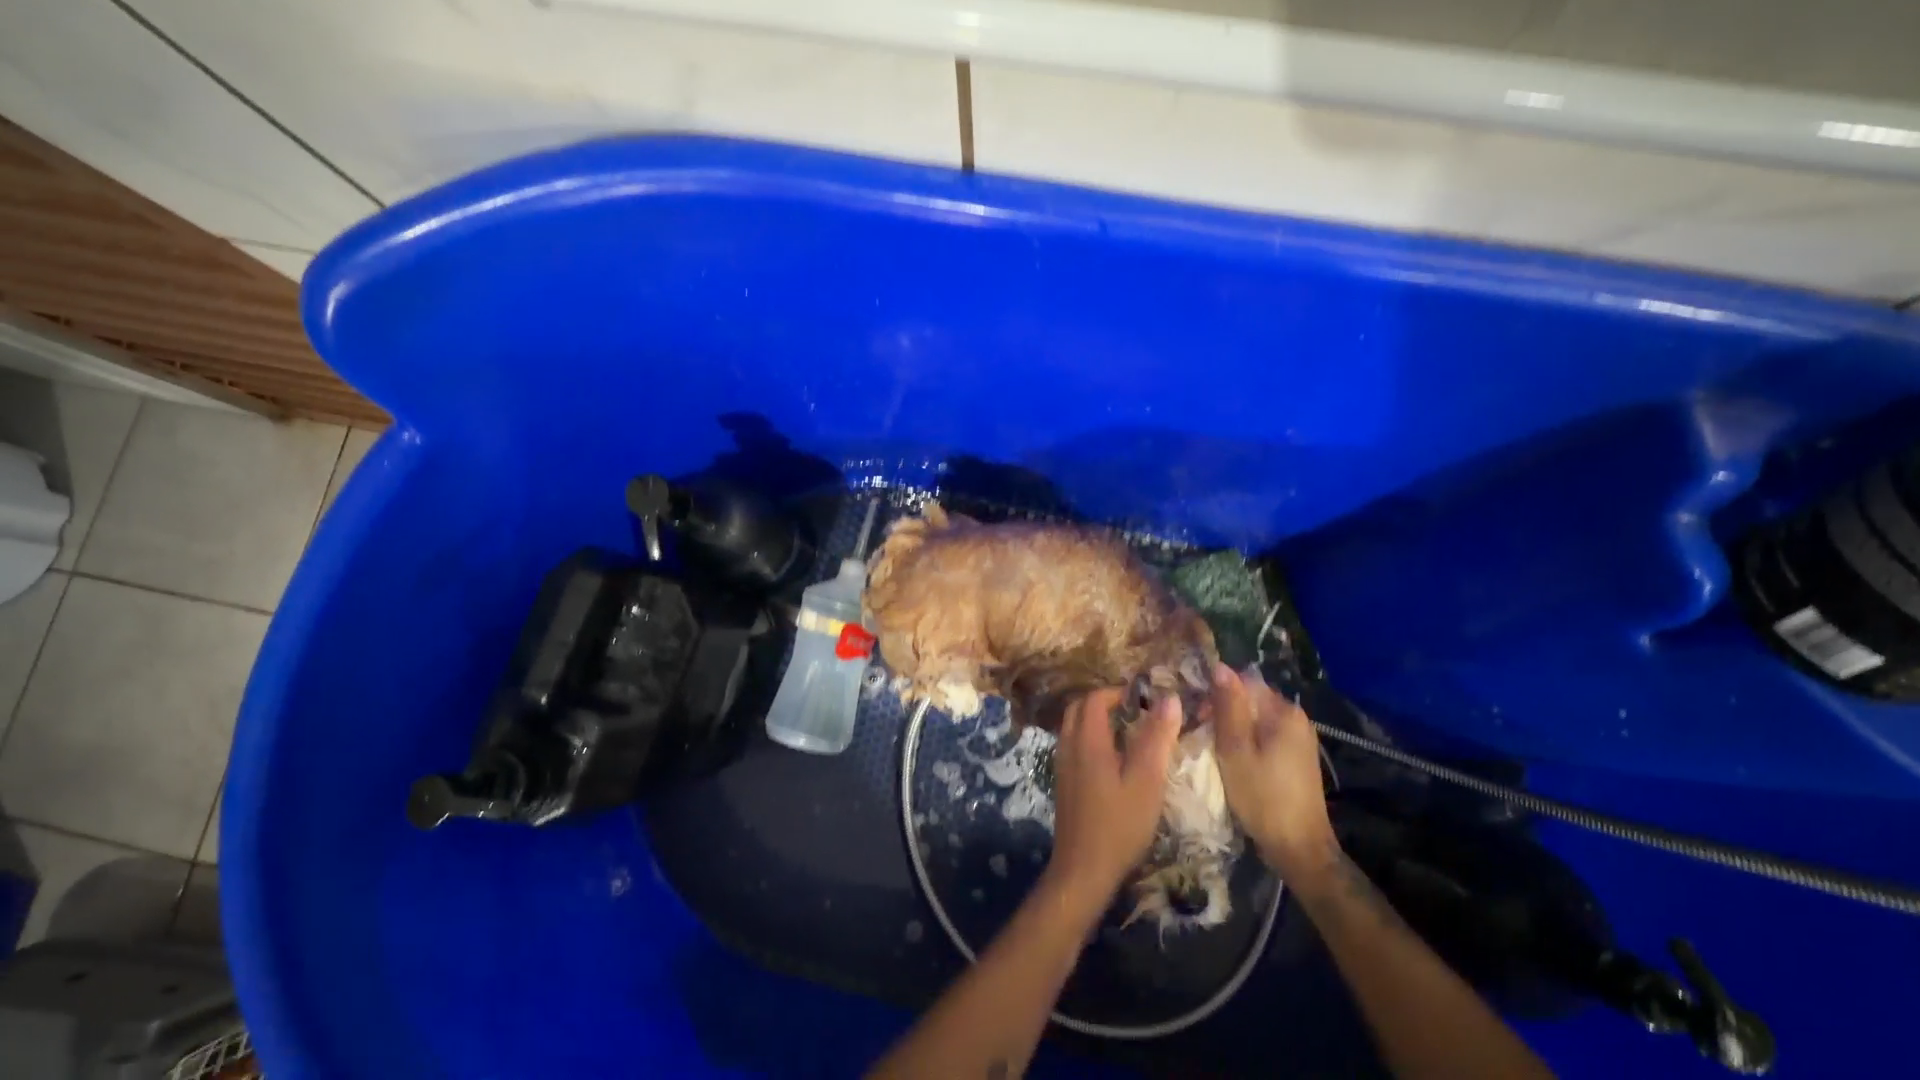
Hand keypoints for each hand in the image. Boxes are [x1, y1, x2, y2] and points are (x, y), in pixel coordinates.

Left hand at [1045, 687, 1181, 903]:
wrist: (1083, 870)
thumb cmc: (1119, 825)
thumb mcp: (1147, 781)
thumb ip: (1157, 739)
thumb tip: (1170, 699)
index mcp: (1087, 742)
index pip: (1094, 699)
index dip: (1117, 692)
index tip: (1144, 698)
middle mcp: (1068, 748)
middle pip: (1078, 709)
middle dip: (1104, 702)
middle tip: (1135, 710)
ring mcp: (1062, 767)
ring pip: (1074, 728)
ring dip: (1096, 721)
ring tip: (1129, 730)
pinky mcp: (1064, 784)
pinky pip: (1074, 746)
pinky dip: (1091, 739)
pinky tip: (1114, 759)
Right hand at [1211, 663, 1334, 877]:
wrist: (1299, 847)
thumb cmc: (1263, 797)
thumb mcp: (1236, 750)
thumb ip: (1228, 708)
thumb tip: (1220, 667)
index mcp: (1284, 712)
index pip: (1244, 683)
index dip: (1217, 695)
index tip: (1197, 719)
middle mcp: (1297, 719)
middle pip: (1252, 701)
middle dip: (1224, 713)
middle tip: (1202, 738)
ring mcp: (1299, 740)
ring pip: (1257, 721)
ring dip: (1234, 731)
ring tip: (1215, 752)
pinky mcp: (1297, 759)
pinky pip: (1266, 739)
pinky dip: (1247, 745)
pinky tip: (1235, 764)